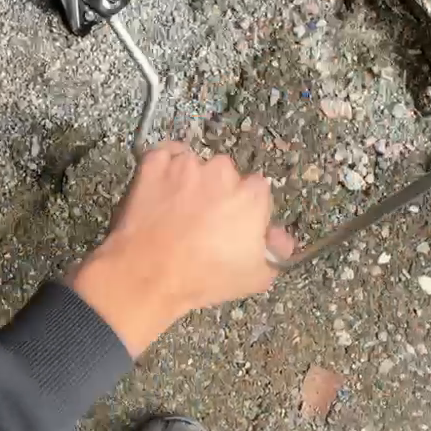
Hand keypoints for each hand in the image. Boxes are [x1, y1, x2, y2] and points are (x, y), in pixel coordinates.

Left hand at [70, 142, 296, 356]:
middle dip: (217, 192)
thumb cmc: (203, 277)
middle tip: (203, 220)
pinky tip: (163, 187)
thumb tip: (281, 239)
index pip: (257, 190)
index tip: (234, 225)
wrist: (149, 274)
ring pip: (195, 165)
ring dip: (190, 180)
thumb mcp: (254, 276)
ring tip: (177, 210)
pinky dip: (165, 165)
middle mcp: (222, 172)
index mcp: (251, 195)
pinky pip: (165, 154)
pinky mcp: (155, 164)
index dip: (245, 208)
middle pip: (225, 175)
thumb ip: (275, 251)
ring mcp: (186, 166)